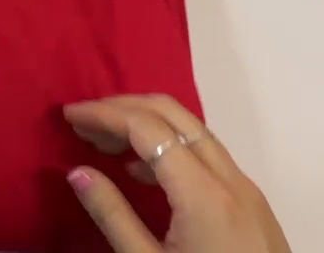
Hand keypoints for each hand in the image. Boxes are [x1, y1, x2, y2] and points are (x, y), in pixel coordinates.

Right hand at [64, 95, 292, 252]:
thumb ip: (112, 215)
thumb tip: (77, 171)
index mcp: (204, 195)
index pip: (146, 126)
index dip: (102, 113)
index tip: (68, 116)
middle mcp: (231, 181)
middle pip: (171, 112)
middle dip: (121, 107)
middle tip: (85, 124)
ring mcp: (248, 192)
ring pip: (191, 128)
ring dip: (145, 122)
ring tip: (107, 143)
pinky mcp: (254, 207)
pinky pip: (206, 152)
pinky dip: (168, 144)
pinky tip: (144, 173)